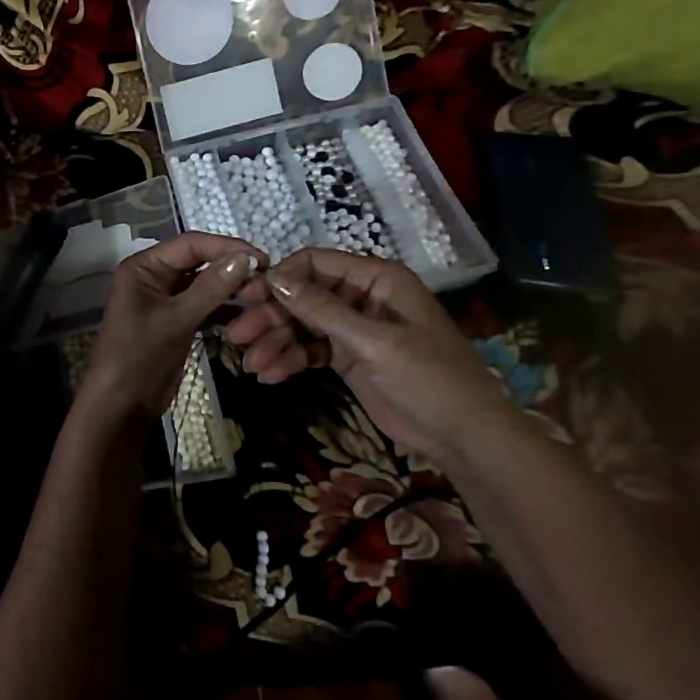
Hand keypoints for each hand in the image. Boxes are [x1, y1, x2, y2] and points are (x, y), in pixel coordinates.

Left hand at [76, 231, 261, 420]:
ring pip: (207, 285)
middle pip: (201, 262)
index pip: (190, 244)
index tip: (263, 259)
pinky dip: (227, 309)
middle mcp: (155, 277)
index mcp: (143, 267)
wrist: (121, 404)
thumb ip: (210, 288)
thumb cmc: (138, 356)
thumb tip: (246, 258)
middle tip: (269, 283)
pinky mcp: (179, 321)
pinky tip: (252, 314)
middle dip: (233, 270)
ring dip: (233, 290)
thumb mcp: (175, 320)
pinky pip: (207, 306)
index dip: (227, 247)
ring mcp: (167, 300)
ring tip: (264, 299)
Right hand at [222, 248, 519, 460]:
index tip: (247, 299)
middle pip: (301, 296)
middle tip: (237, 337)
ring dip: (274, 342)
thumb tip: (274, 277)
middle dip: (269, 316)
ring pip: (299, 325)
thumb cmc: (430, 380)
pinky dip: (288, 360)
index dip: (280, 278)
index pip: (315, 263)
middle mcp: (360, 298)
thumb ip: (322, 310)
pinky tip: (269, 375)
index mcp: (377, 280)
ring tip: (252, 365)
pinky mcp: (346, 357)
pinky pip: (308, 350)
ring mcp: (352, 329)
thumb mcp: (374, 342)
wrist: (462, 436)